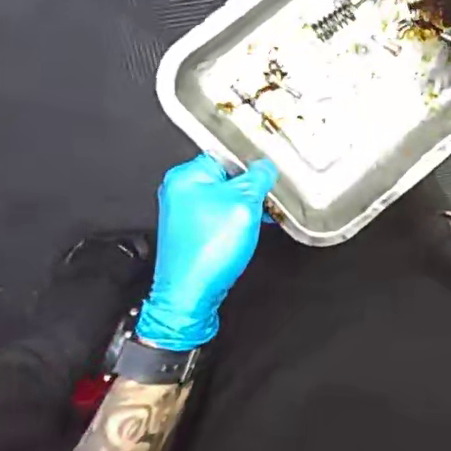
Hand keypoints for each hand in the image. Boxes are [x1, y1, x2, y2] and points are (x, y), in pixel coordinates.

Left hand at [139, 153, 277, 350]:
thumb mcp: (244, 204)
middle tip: (268, 197)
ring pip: (226, 196)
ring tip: (263, 215)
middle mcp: (180, 190)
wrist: (190, 296)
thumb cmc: (208, 251)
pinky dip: (237, 218)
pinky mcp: (192, 231)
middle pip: (227, 175)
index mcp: (187, 175)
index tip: (270, 172)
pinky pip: (220, 214)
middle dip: (251, 186)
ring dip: (247, 204)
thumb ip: (258, 178)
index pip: (227, 154)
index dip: (252, 162)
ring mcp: (184, 212)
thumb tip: (265, 167)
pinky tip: (252, 227)